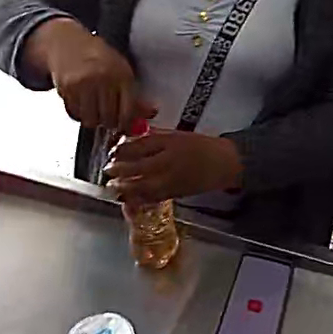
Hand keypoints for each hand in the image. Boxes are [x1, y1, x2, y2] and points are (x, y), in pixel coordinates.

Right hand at [28, 18, 153, 132]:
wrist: (68, 42)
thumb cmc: (98, 57)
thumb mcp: (122, 70)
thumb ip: (135, 95)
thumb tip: (150, 114)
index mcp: (121, 75)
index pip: (127, 112)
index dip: (126, 124)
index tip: (124, 125)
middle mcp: (102, 79)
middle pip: (108, 119)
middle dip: (109, 123)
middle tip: (109, 117)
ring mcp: (83, 84)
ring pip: (90, 120)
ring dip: (93, 119)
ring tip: (95, 109)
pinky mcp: (66, 88)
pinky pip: (74, 114)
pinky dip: (79, 114)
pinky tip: (82, 104)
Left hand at [105, 130, 241, 203]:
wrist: (225, 163)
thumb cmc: (203, 147)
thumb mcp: (179, 135)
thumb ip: (157, 137)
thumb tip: (135, 137)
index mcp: (170, 142)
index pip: (140, 145)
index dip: (123, 149)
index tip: (113, 151)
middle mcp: (169, 160)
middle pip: (138, 166)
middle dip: (119, 169)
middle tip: (107, 170)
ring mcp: (172, 178)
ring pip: (143, 184)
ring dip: (126, 187)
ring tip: (113, 187)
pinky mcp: (177, 192)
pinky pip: (154, 196)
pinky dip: (140, 198)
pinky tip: (130, 198)